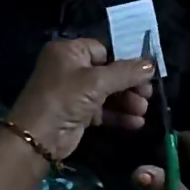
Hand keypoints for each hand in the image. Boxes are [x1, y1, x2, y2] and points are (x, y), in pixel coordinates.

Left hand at [7, 38, 154, 160]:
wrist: (37, 139)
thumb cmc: (65, 98)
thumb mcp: (97, 82)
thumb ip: (127, 72)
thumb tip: (152, 65)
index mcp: (69, 52)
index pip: (105, 50)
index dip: (126, 61)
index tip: (147, 72)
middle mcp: (71, 68)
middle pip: (109, 72)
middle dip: (130, 85)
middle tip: (147, 94)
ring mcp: (74, 92)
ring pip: (108, 92)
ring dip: (127, 101)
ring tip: (143, 110)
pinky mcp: (78, 112)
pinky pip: (104, 109)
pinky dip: (119, 114)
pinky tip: (136, 122)